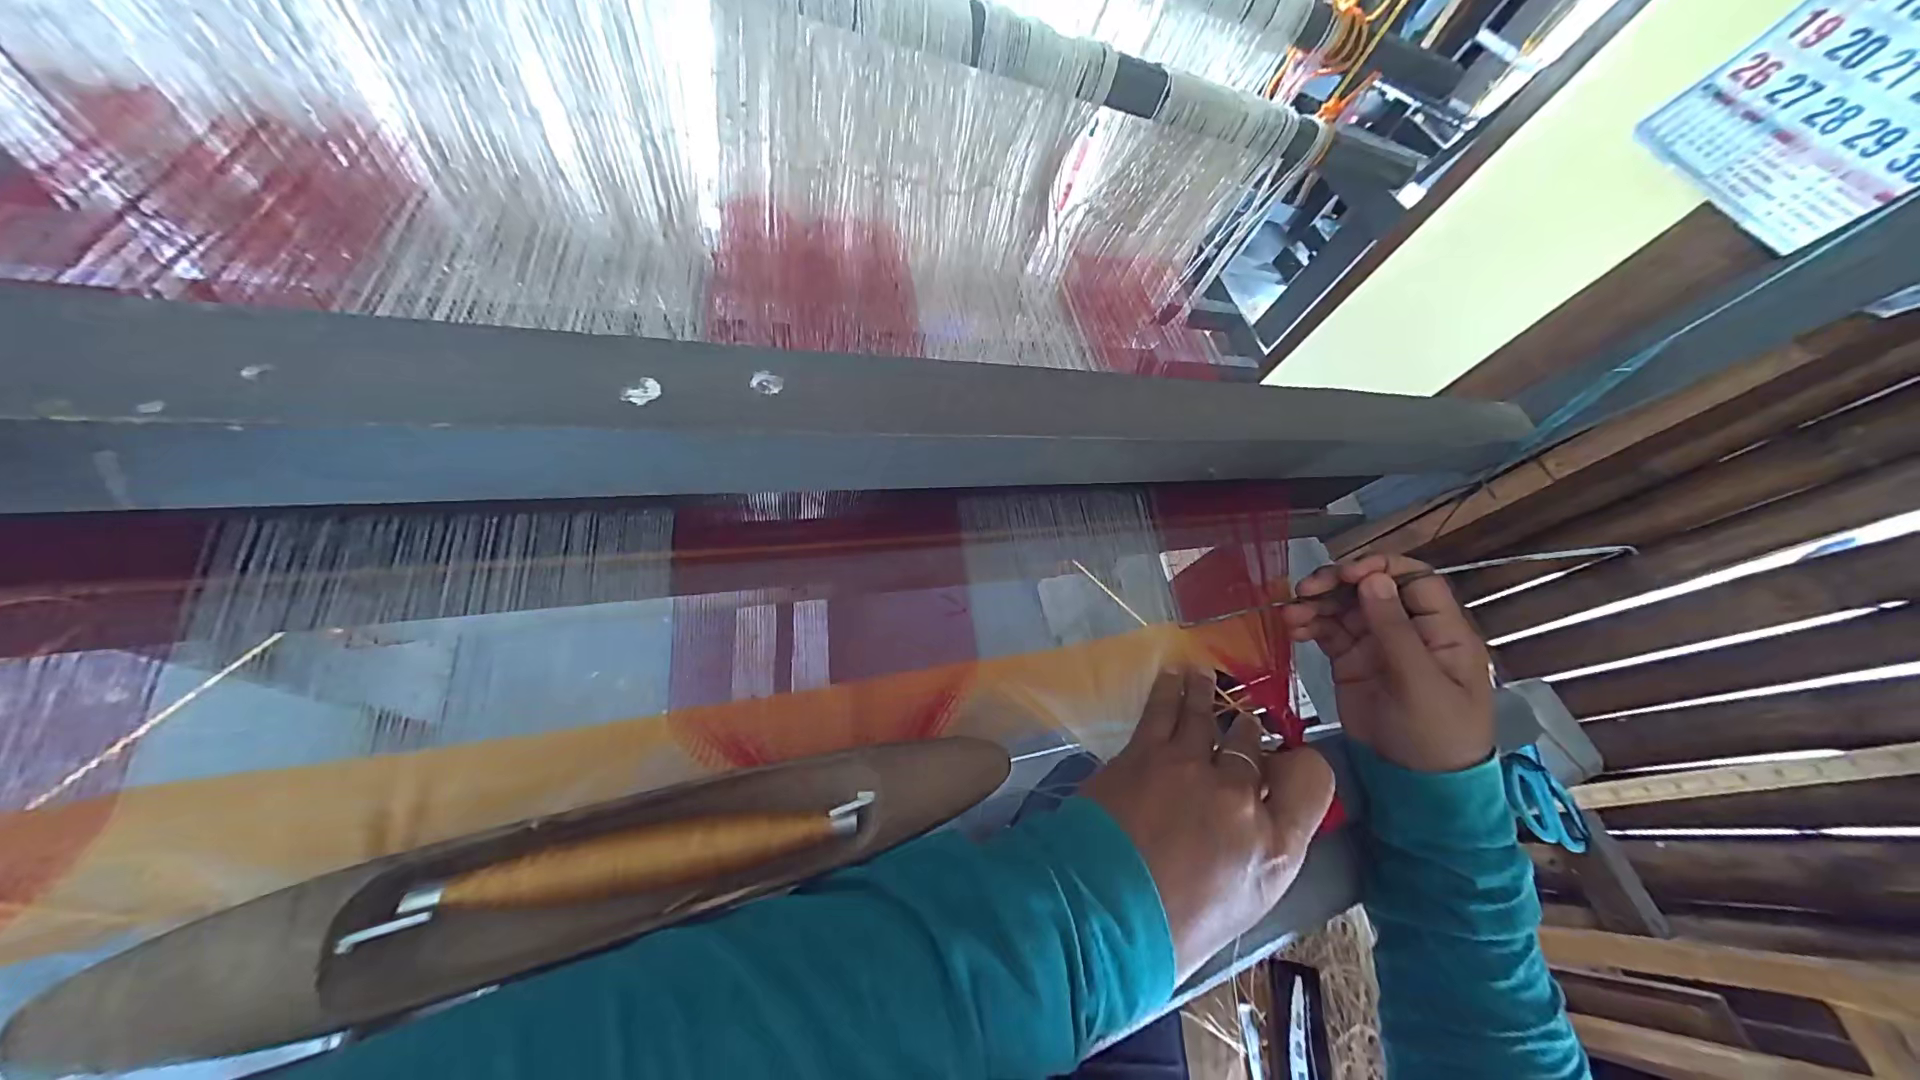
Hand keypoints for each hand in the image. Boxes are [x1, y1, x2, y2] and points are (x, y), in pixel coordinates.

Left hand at [1083, 668, 1334, 979]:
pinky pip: (1162, 710)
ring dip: (1206, 693)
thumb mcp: (1244, 901)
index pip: (1312, 779)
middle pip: (1251, 743)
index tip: (1281, 763)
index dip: (1300, 765)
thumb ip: (1262, 848)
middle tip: (1241, 720)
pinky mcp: (1141, 753)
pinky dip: (1170, 689)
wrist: (1099, 912)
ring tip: (1204, 675)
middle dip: (1247, 730)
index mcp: (1274, 844)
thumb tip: (1259, 811)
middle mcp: (1237, 795)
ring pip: (1205, 716)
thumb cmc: (1175, 926)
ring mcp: (1186, 766)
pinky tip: (1171, 676)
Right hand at [1280, 554, 1493, 773]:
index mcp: (1440, 630)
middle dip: (1337, 584)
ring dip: (1316, 604)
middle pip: (1370, 588)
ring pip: (1343, 607)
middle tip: (1306, 590)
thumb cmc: (1435, 734)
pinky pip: (1327, 631)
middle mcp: (1407, 629)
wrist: (1416, 783)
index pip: (1413, 580)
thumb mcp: (1420, 682)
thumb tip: (1372, 578)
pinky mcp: (1349, 661)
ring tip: (1292, 614)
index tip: (1346, 574)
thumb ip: (1396, 630)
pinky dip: (1308, 624)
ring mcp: (1376, 645)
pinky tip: (1293, 627)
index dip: (1379, 568)